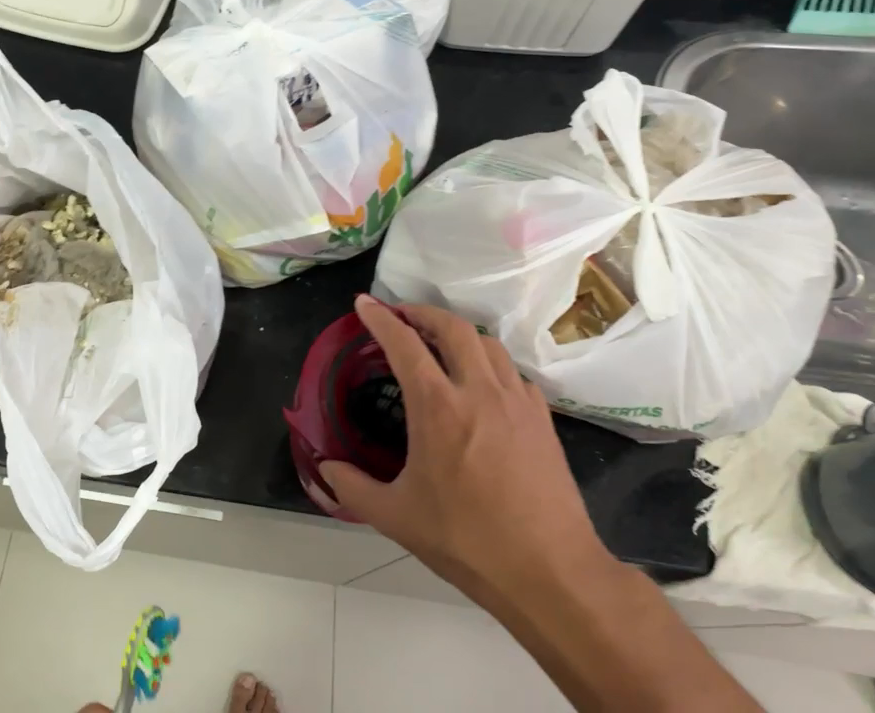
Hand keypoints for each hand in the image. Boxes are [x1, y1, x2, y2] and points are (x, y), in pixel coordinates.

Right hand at [322, 295, 610, 609]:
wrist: (549, 571)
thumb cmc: (466, 541)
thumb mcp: (395, 517)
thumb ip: (353, 487)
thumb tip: (326, 468)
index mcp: (437, 407)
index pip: (403, 343)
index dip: (380, 318)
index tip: (364, 304)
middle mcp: (478, 391)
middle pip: (453, 327)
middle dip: (423, 312)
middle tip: (402, 316)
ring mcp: (516, 402)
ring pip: (488, 344)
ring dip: (459, 333)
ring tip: (441, 344)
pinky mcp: (542, 420)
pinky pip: (513, 373)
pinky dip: (491, 363)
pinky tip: (483, 384)